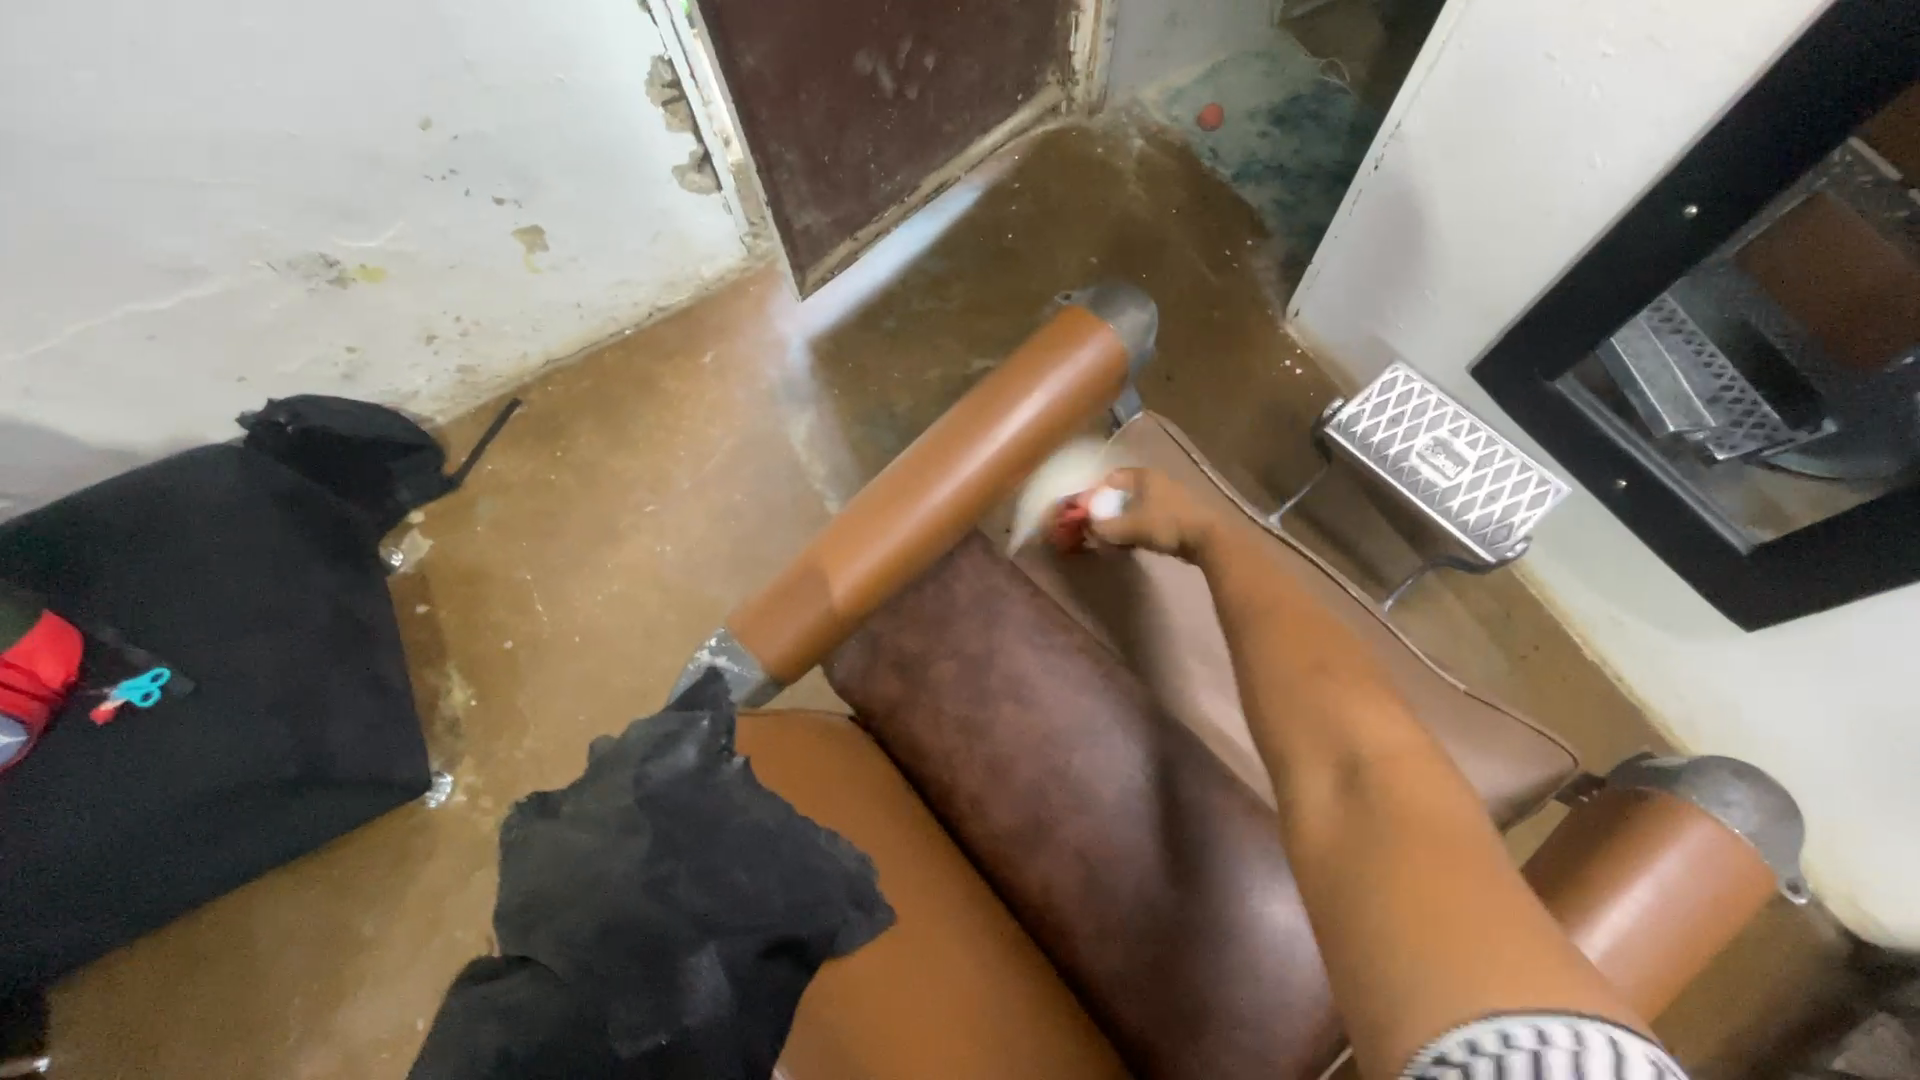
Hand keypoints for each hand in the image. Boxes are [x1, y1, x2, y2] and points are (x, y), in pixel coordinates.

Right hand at [1065, 467, 1218, 562]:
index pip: (1111, 478)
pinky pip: (1150, 518)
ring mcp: (1169, 498)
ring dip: (1123, 522)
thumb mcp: (1130, 527)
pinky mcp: (1178, 514)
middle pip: (1124, 493)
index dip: (1096, 493)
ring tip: (1114, 539)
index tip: (1088, 512)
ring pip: (1137, 507)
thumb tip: (1089, 529)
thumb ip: (1105, 527)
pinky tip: (1132, 543)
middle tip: (1098, 528)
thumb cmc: (1167, 524)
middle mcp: (1156, 481)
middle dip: (1109, 511)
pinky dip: (1138, 529)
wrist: (1208, 539)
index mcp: (1144, 476)